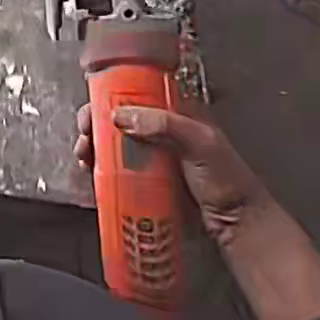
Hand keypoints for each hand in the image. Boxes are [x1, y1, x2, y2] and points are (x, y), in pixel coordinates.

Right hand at [73, 103, 265, 247]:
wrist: (236, 225)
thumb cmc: (225, 179)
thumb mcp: (202, 143)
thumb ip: (165, 125)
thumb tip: (119, 116)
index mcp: (172, 113)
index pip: (134, 94)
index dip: (109, 96)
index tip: (94, 107)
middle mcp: (156, 131)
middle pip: (115, 118)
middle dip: (93, 122)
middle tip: (85, 134)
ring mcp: (148, 156)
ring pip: (109, 142)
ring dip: (90, 144)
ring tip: (84, 155)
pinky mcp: (141, 180)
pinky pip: (112, 168)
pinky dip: (96, 166)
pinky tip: (88, 169)